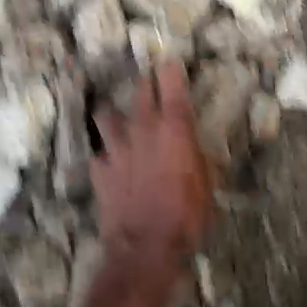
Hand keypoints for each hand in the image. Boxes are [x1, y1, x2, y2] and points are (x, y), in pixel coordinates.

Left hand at [91, 60, 212, 261]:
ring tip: (118, 117)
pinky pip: (99, 153)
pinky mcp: (99, 169)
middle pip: (140, 90)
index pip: (170, 81)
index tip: (170, 59)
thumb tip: (192, 148)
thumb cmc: (186, 214)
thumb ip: (196, 156)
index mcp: (173, 126)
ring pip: (107, 114)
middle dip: (146, 82)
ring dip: (114, 113)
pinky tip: (110, 163)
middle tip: (150, 82)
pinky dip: (105, 155)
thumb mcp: (207, 182)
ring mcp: (116, 147)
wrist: (145, 248)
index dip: (170, 67)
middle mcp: (143, 127)